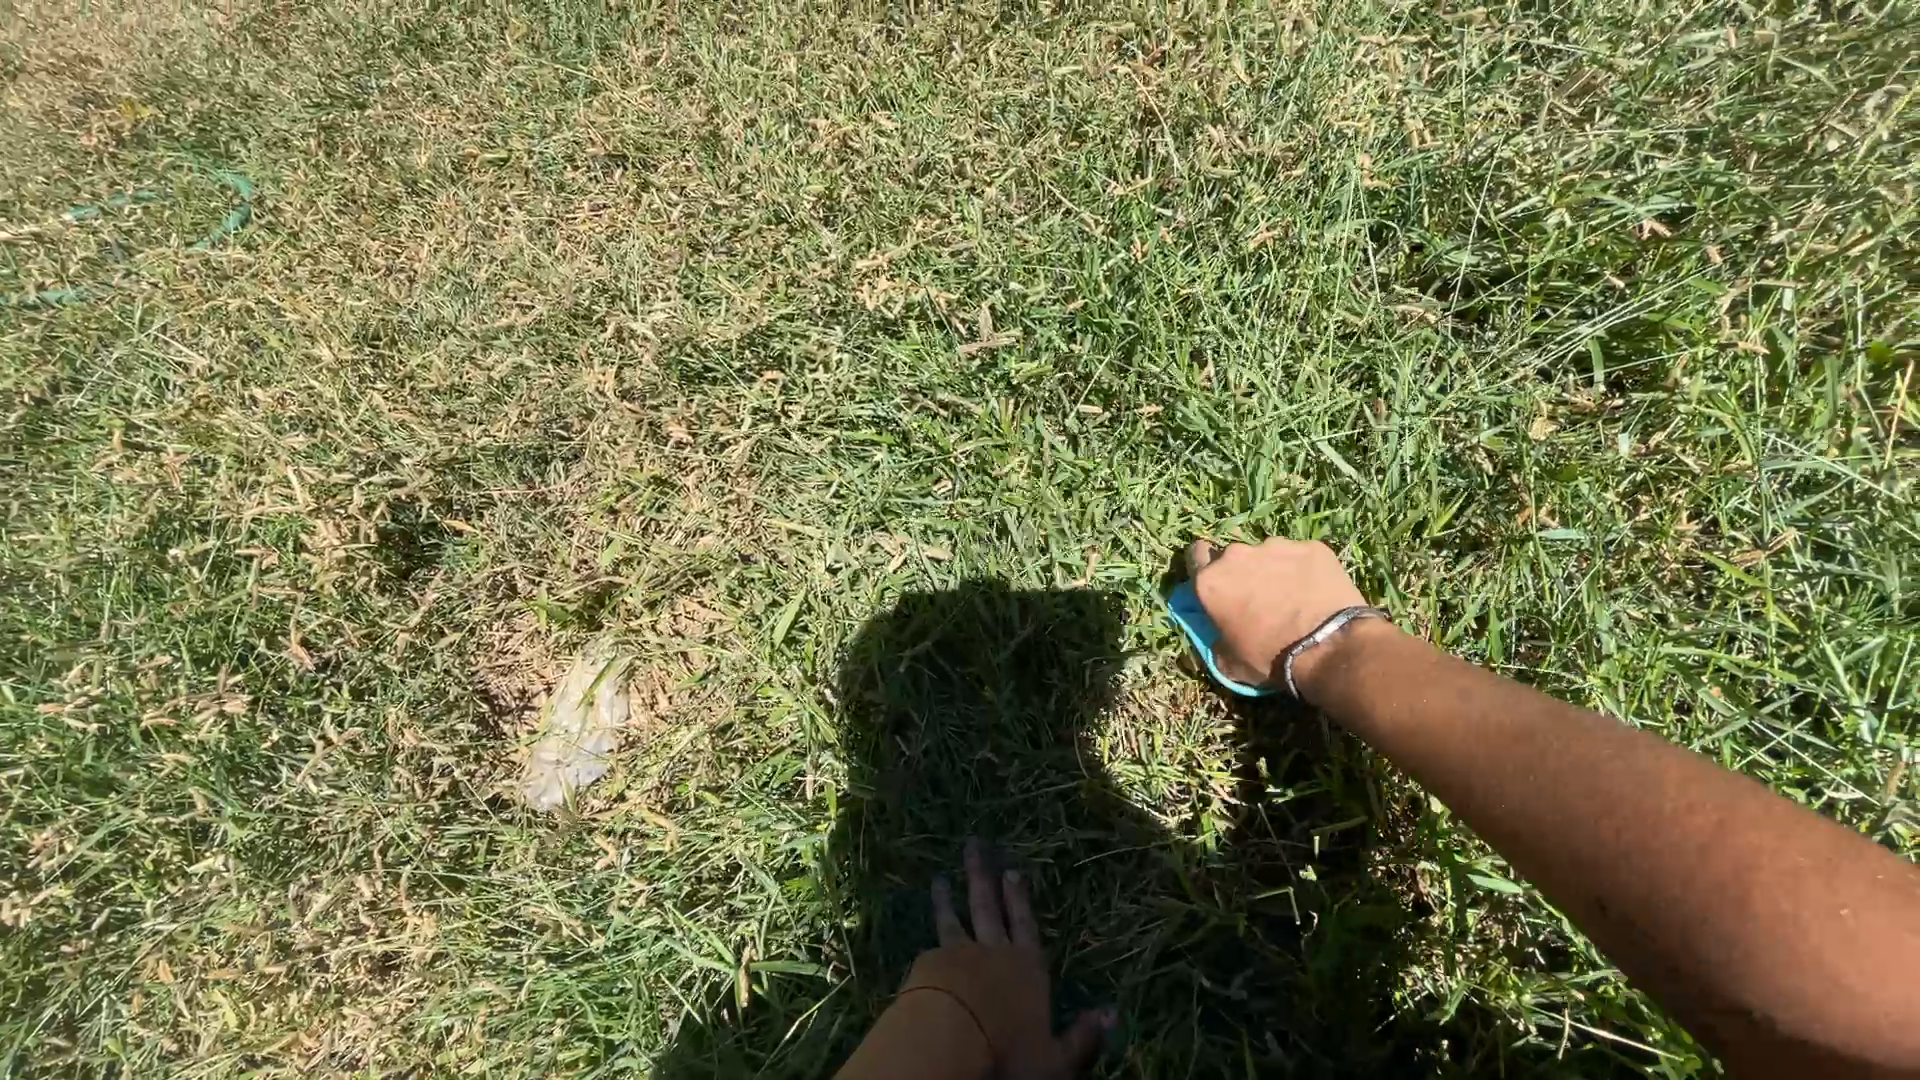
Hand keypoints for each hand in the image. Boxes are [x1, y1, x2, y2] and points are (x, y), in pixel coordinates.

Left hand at [901, 838, 1114, 1079]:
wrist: (949, 1044)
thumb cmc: (1008, 1053)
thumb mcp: (1056, 1060)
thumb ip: (1083, 1038)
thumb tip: (1114, 1015)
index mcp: (1027, 967)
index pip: (1025, 925)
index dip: (1019, 899)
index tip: (1012, 871)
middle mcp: (992, 952)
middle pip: (987, 906)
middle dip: (982, 875)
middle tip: (974, 845)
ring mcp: (956, 954)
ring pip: (953, 920)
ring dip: (947, 899)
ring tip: (940, 879)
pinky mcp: (927, 966)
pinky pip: (930, 948)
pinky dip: (929, 942)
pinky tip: (924, 943)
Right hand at [1187, 537, 1373, 693]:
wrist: (1329, 647)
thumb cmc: (1271, 658)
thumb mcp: (1228, 662)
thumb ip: (1214, 639)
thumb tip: (1217, 636)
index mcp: (1209, 581)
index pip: (1194, 557)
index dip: (1203, 567)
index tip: (1217, 581)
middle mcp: (1236, 556)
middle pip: (1232, 556)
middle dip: (1240, 571)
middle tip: (1256, 596)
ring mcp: (1275, 547)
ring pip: (1267, 553)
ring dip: (1272, 569)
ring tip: (1291, 595)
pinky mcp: (1310, 547)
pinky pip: (1301, 555)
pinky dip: (1304, 569)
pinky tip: (1315, 591)